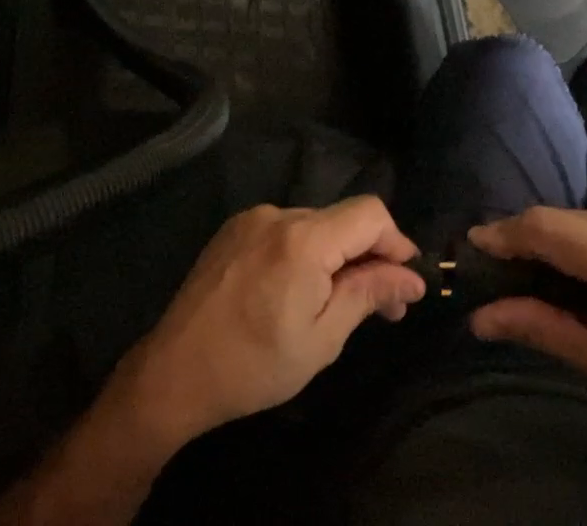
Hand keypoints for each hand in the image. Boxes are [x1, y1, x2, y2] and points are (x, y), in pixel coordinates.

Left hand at [111, 196, 426, 445]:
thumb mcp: (322, 338)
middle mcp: (276, 216)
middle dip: (369, 256)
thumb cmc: (254, 365)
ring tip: (337, 304)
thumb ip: (367, 294)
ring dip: (336, 256)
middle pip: (342, 219)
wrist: (175, 372)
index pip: (370, 213)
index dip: (396, 242)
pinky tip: (297, 292)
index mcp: (302, 239)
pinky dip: (305, 253)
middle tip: (383, 307)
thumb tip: (411, 277)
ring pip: (315, 224)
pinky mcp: (231, 232)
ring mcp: (249, 220)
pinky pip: (284, 231)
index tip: (406, 284)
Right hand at [467, 209, 586, 456]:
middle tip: (486, 274)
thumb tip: (479, 318)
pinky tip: (564, 279)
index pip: (546, 227)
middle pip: (561, 219)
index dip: (501, 235)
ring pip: (581, 222)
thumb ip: (542, 330)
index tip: (465, 252)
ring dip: (546, 244)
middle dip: (519, 240)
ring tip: (518, 281)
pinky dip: (574, 247)